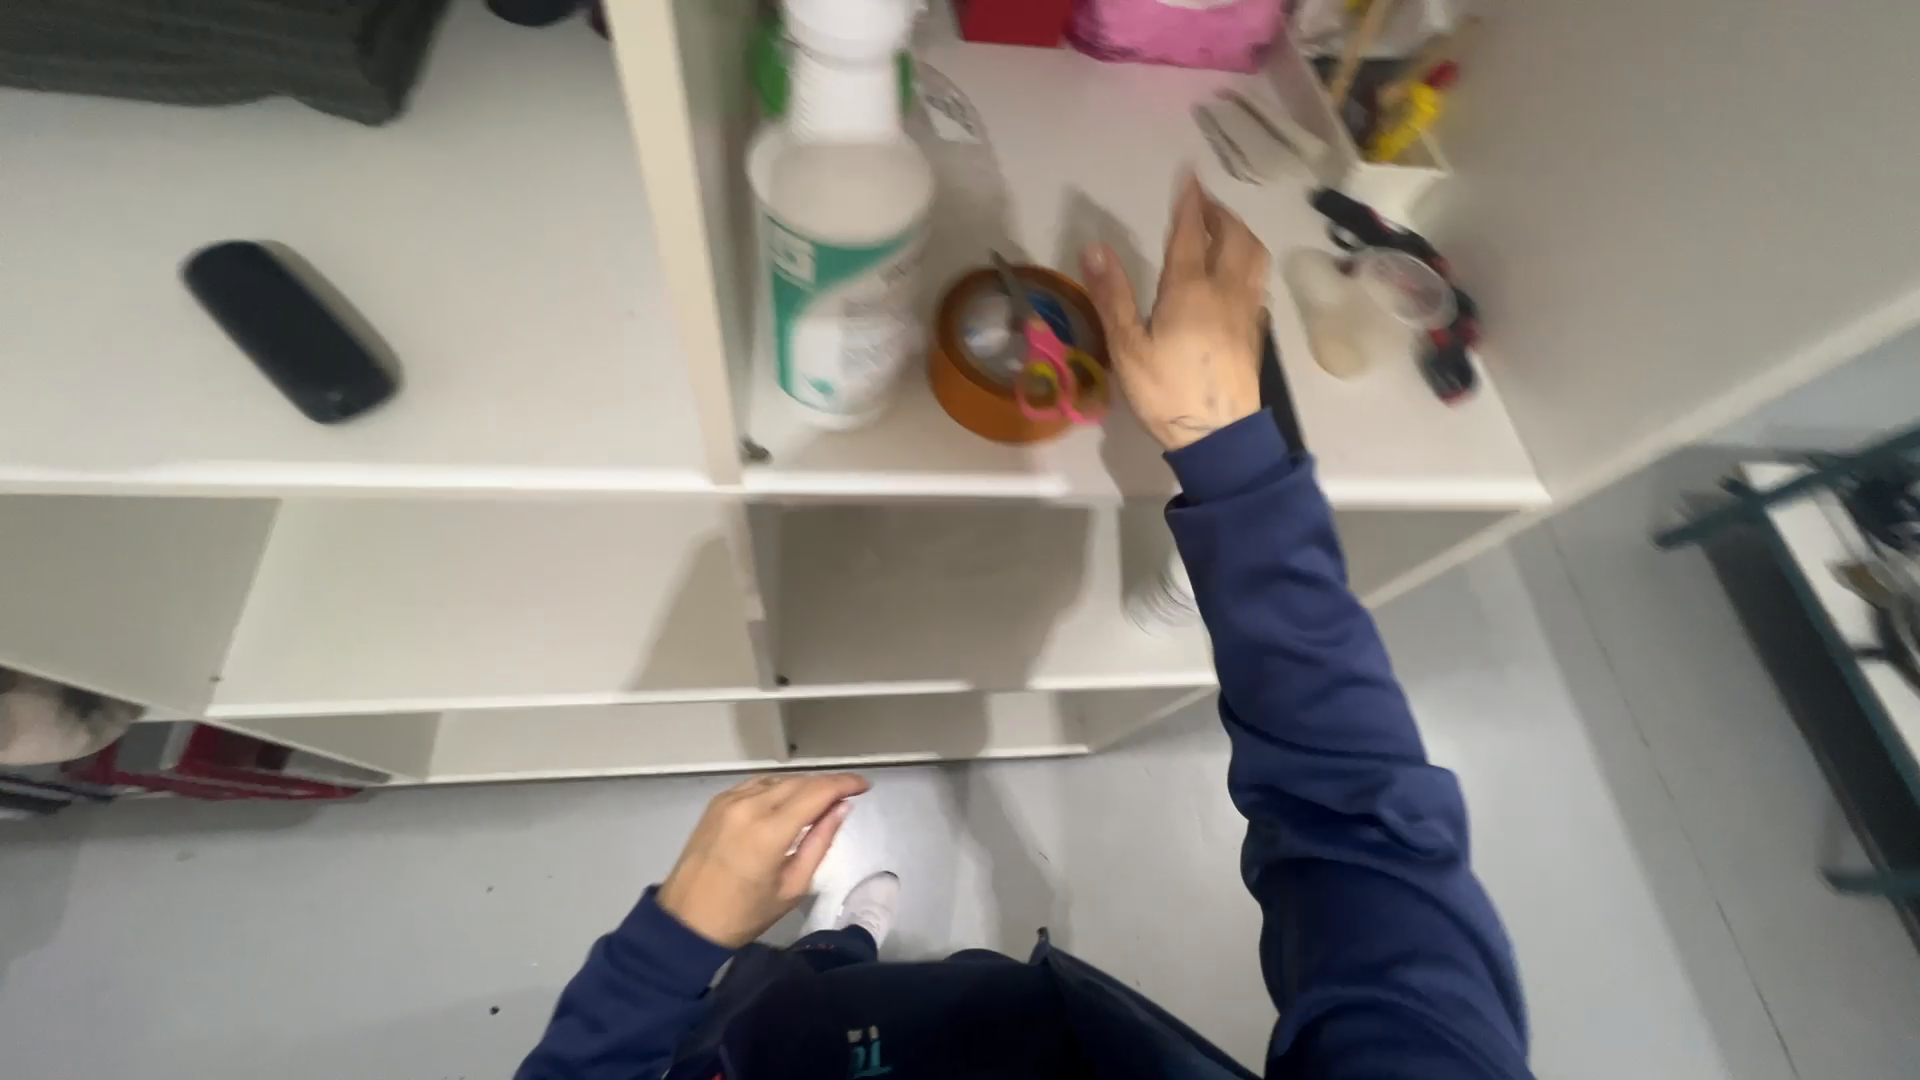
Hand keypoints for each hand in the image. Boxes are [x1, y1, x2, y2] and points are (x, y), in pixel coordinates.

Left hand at [656, 772, 870, 947]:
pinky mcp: (718, 802)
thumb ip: (820, 842)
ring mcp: (730, 800)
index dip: (845, 784)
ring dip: (804, 785)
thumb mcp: (792, 886)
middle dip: (828, 784)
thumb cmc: (743, 915)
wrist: (684, 923)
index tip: (864, 786)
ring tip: (822, 798)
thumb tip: (842, 809)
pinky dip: (779, 787)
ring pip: (779, 779)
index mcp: (769, 832)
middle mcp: (749, 806)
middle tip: (848, 795)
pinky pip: (758, 784)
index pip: (817, 792)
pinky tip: (789, 800)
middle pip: (800, 781)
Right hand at [1081, 173, 1269, 451]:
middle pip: (1232, 237)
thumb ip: (1113, 295)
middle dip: (1220, 214)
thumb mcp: (1128, 347)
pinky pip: (1257, 284)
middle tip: (1205, 204)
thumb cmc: (1166, 392)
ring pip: (1253, 257)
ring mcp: (1246, 311)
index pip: (1190, 233)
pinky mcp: (1256, 333)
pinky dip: (1249, 265)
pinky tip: (1239, 277)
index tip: (1190, 175)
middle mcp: (1225, 290)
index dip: (1189, 202)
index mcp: (1189, 289)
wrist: (1217, 434)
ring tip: (1226, 231)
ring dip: (1241, 234)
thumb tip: (1095, 247)